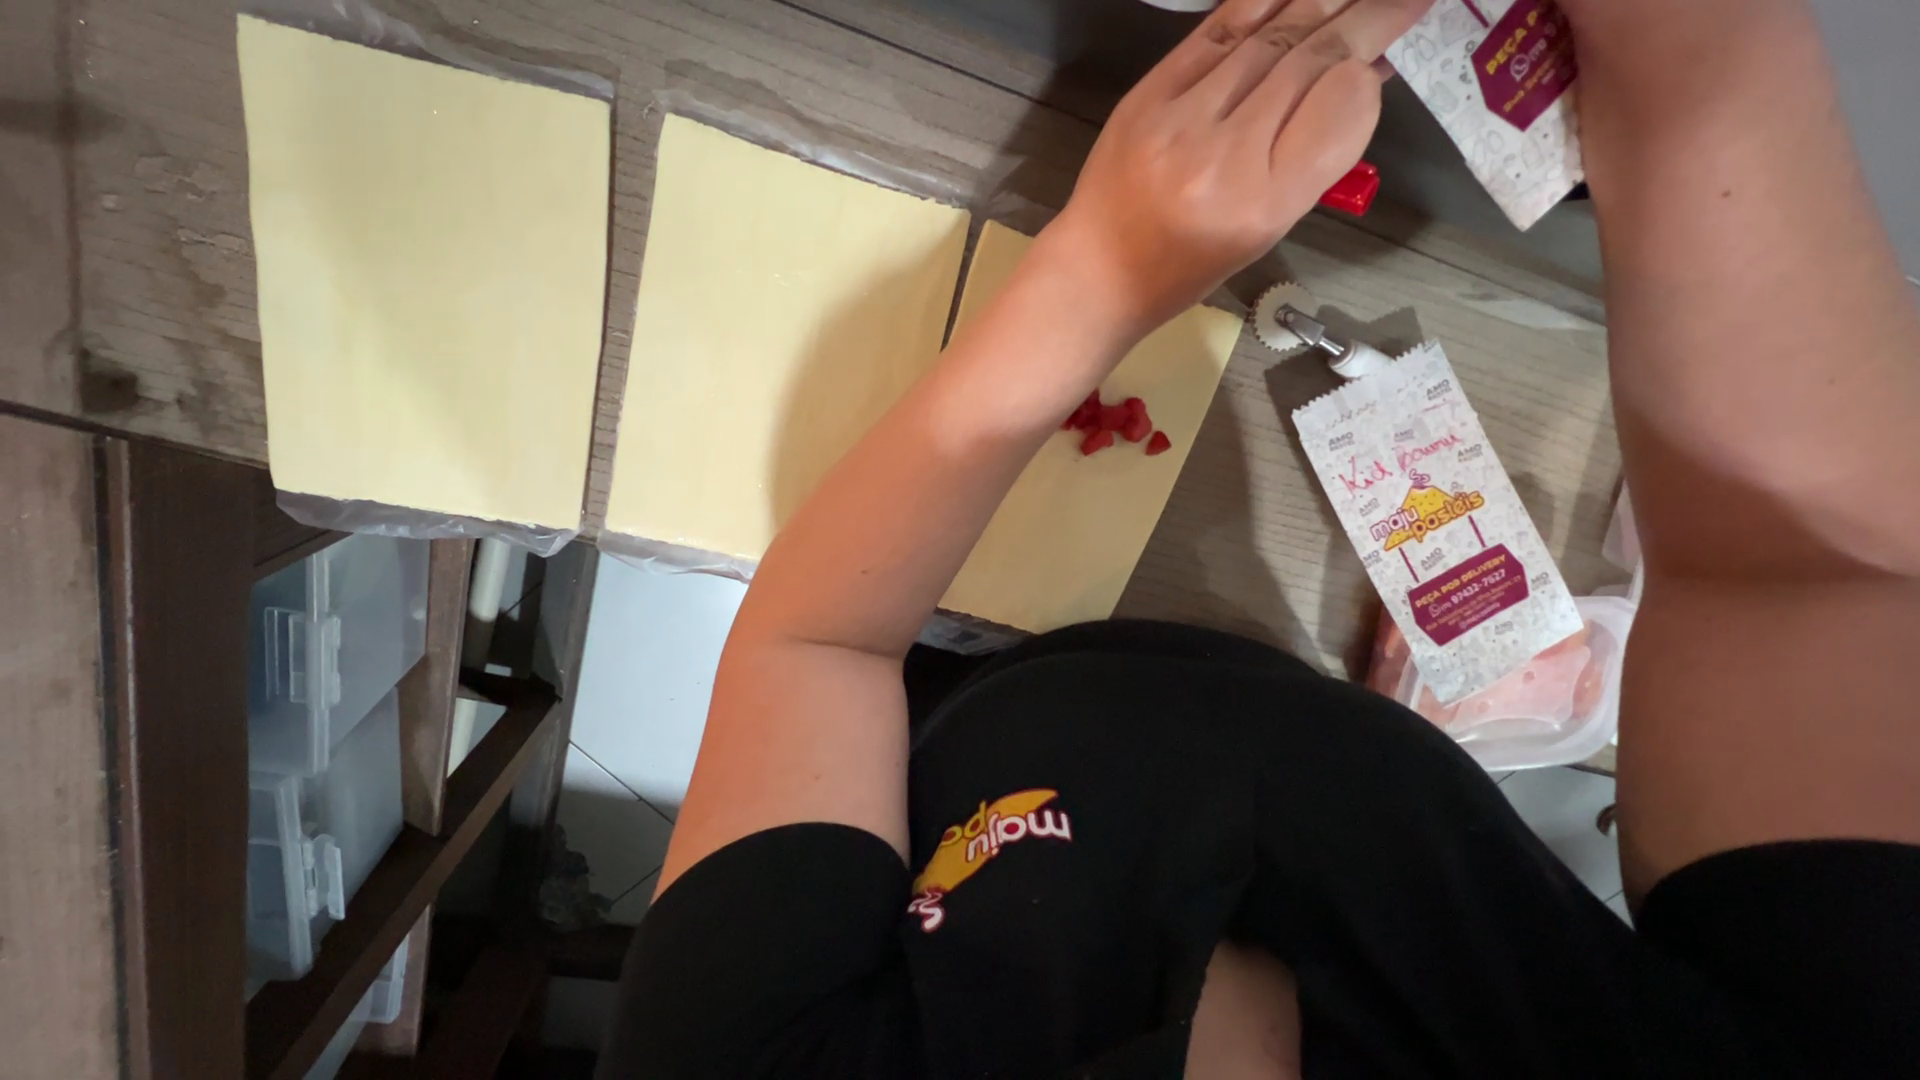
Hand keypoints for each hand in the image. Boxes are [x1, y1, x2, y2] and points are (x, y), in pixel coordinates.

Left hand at [1043, 0, 1433, 336]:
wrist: (1098, 271)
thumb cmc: (1186, 267)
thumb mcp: (1263, 229)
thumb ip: (1314, 155)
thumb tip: (1363, 73)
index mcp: (1260, 205)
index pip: (1340, 108)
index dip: (1367, 76)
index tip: (1381, 62)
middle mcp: (1222, 156)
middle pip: (1309, 60)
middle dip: (1366, 18)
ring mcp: (1179, 120)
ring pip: (1269, 34)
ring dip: (1323, 0)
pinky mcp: (1147, 95)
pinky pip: (1218, 29)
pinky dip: (1264, 1)